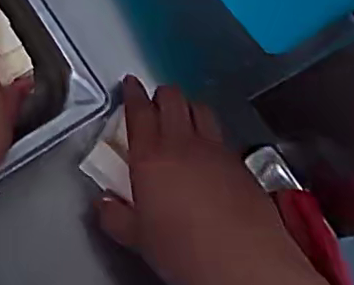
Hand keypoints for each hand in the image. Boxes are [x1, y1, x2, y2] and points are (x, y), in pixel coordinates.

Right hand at [94, 76, 324, 284]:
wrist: (250, 269)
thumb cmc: (190, 252)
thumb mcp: (140, 239)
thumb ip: (116, 216)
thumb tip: (104, 208)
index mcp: (149, 154)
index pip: (138, 108)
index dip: (132, 92)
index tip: (130, 86)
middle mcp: (181, 144)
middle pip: (171, 97)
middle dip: (162, 95)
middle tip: (155, 102)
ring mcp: (216, 152)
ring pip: (200, 109)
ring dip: (190, 108)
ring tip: (185, 117)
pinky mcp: (244, 168)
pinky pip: (224, 138)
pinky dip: (215, 136)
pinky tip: (212, 154)